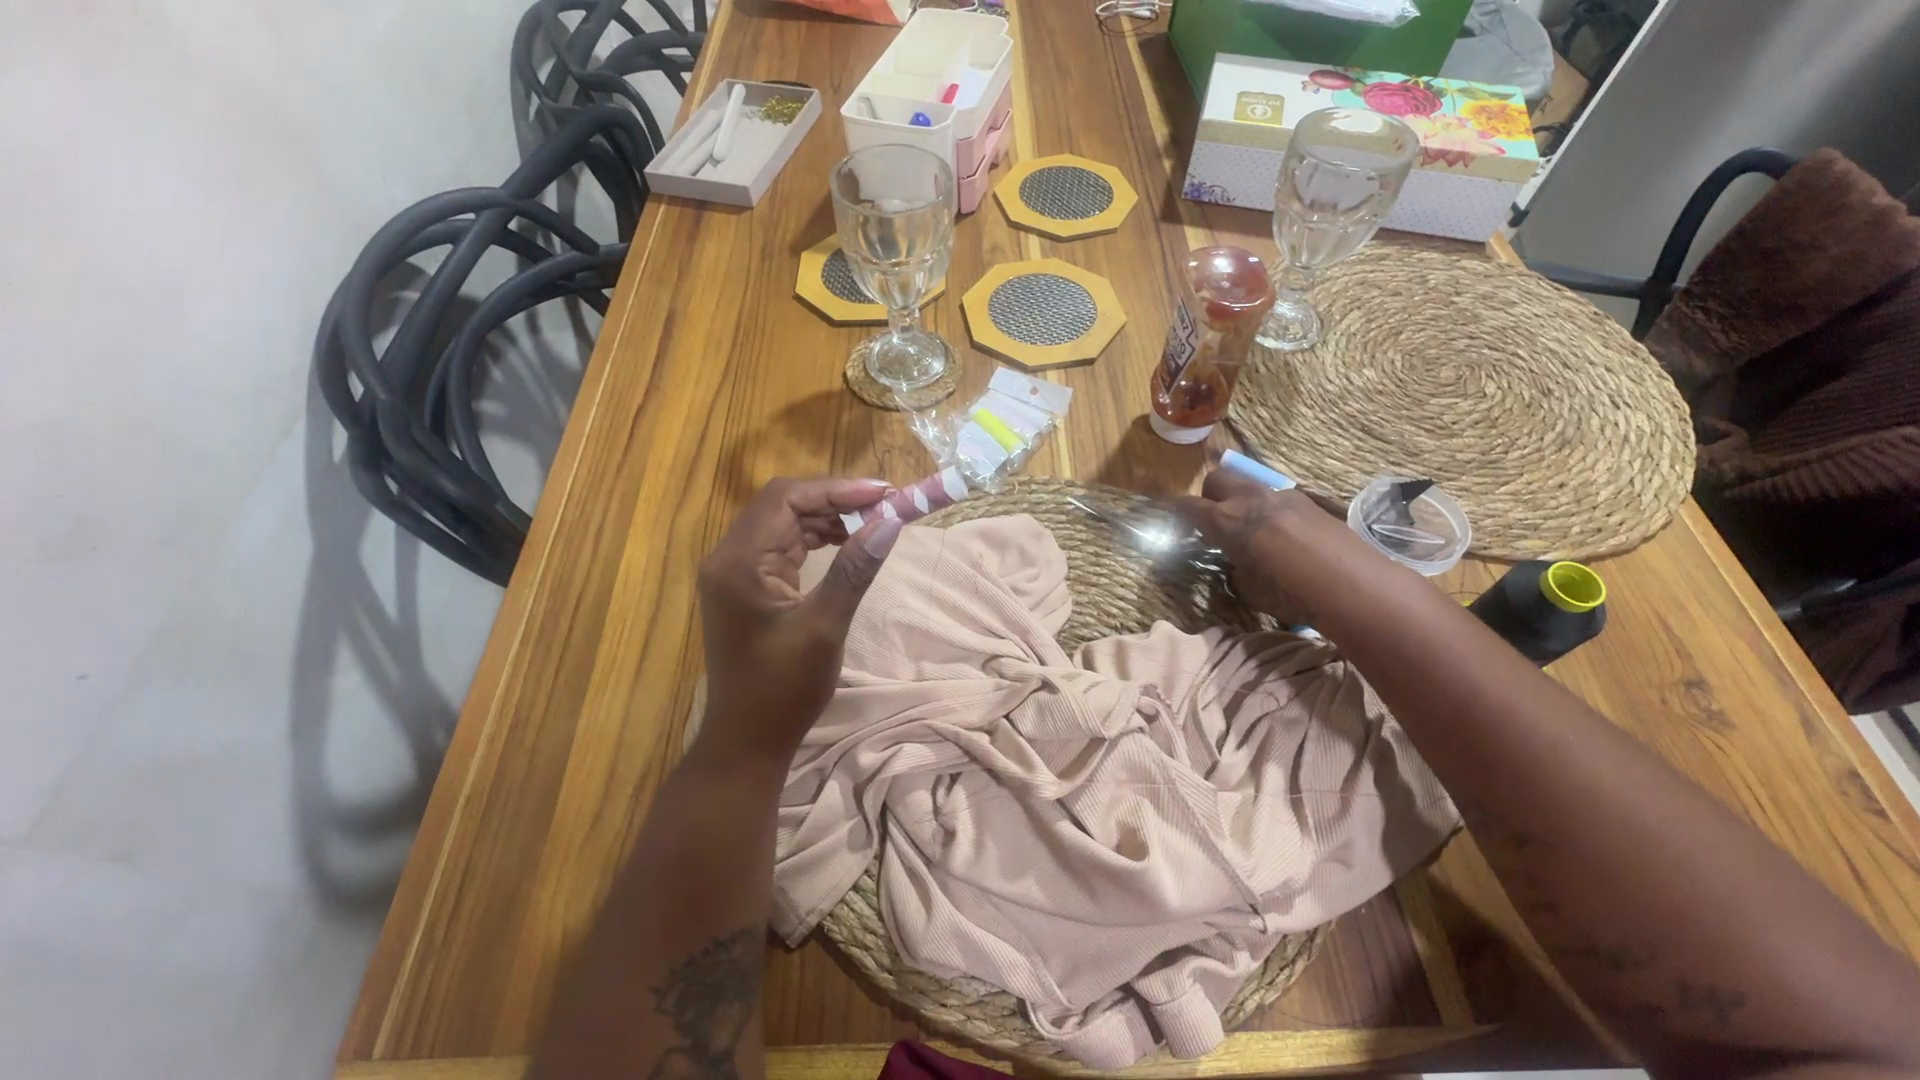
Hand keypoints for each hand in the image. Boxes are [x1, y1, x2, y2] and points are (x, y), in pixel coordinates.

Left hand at [695, 477, 902, 762]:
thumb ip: (854, 569)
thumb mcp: (825, 628)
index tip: (885, 494)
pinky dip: (813, 540)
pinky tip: (843, 544)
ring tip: (871, 524)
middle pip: (781, 505)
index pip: (785, 499)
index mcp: (739, 562)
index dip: (837, 489)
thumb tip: (890, 522)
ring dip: (825, 518)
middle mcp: (728, 558)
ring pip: (781, 523)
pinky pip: (779, 547)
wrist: (747, 741)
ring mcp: (732, 573)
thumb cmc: (783, 690)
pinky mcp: (743, 588)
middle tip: (884, 507)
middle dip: (834, 500)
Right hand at [1170, 468, 1326, 623]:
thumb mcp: (1248, 589)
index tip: (1173, 521)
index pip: (1186, 507)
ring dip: (1242, 500)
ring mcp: (1281, 494)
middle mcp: (1249, 498)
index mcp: (1225, 520)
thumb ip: (1234, 568)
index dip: (1175, 513)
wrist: (1351, 582)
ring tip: (1253, 528)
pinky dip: (1271, 510)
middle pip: (1216, 480)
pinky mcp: (1307, 500)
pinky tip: (1285, 535)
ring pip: (1249, 484)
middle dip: (1209, 496)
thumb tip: (1235, 562)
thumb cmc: (1289, 592)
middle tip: (1215, 523)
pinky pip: (1277, 497)